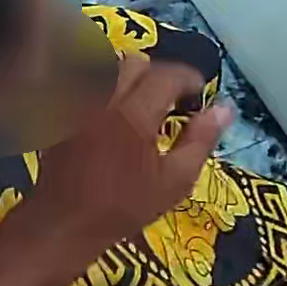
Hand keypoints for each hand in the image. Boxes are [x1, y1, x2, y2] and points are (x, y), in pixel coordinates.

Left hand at [14, 55, 231, 276]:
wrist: (67, 222)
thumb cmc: (125, 206)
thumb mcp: (174, 181)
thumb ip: (200, 140)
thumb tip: (223, 108)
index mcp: (134, 113)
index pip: (167, 75)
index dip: (188, 78)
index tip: (199, 92)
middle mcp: (104, 98)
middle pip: (135, 63)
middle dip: (158, 74)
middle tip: (171, 98)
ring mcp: (78, 101)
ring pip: (108, 68)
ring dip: (129, 77)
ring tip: (142, 102)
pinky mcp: (62, 109)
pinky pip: (86, 83)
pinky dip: (105, 87)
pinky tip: (112, 110)